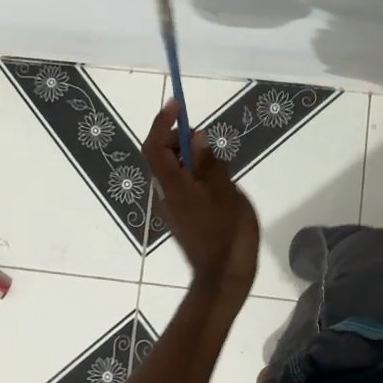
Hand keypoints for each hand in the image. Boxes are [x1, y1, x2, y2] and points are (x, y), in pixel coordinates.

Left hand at [142, 99, 258, 303]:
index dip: (162, 122)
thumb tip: (195, 137)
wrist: (223, 278)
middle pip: (161, 157)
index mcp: (174, 185)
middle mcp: (166, 194)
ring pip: (173, 172)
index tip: (177, 104)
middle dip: (176, 137)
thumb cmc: (228, 233)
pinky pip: (183, 185)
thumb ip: (209, 163)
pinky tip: (218, 179)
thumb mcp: (225, 192)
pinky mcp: (184, 217)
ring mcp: (174, 208)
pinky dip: (194, 173)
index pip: (154, 146)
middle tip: (200, 130)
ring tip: (214, 155)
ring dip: (188, 156)